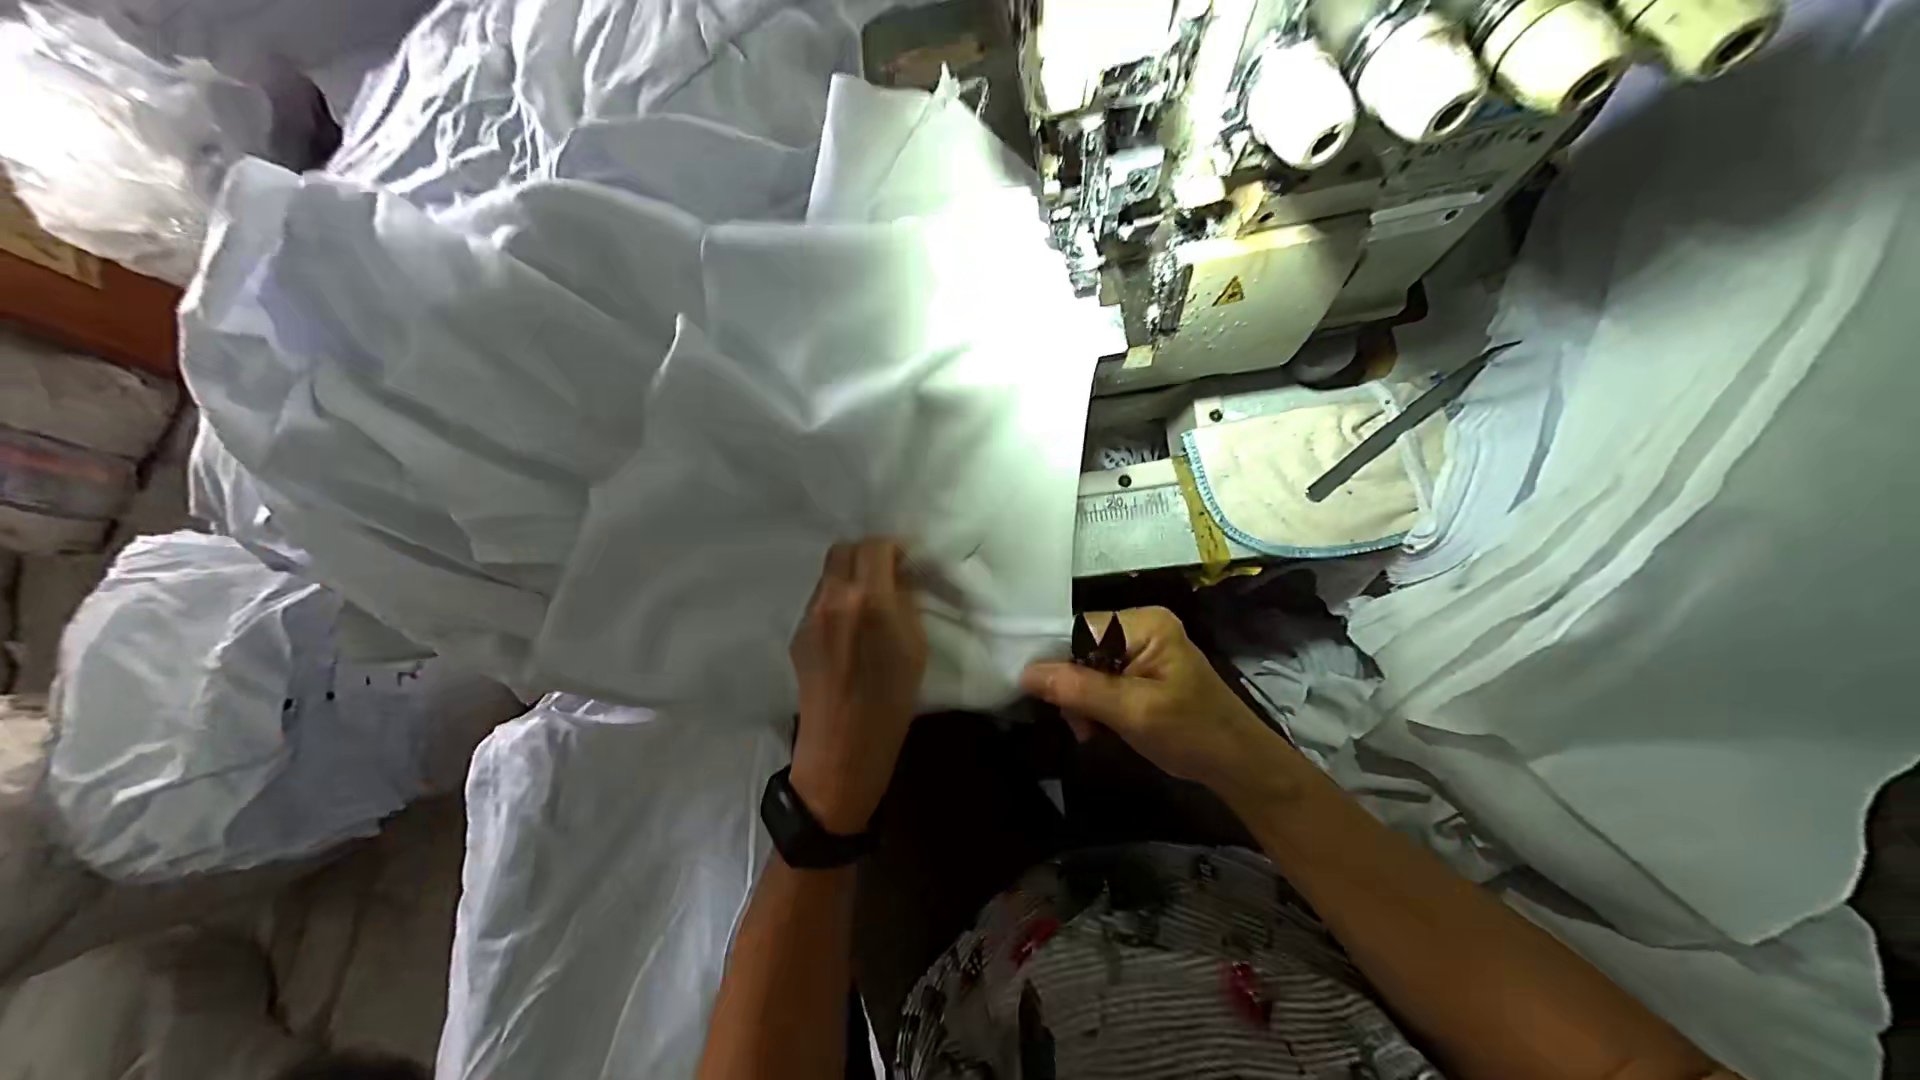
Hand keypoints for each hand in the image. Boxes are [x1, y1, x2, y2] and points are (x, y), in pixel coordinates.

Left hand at [788, 539, 928, 835]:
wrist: (843, 747)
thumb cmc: (892, 701)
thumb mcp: (915, 647)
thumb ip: (904, 603)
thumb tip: (897, 579)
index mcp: (868, 599)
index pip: (875, 546)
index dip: (893, 548)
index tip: (904, 562)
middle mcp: (832, 598)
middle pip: (843, 551)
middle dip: (866, 555)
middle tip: (884, 575)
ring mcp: (809, 616)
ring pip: (827, 576)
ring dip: (848, 578)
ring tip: (866, 604)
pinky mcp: (796, 634)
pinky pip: (818, 602)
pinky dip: (835, 602)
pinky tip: (848, 631)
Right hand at [1021, 607, 1298, 801]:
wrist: (1238, 765)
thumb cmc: (1193, 733)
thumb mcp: (1133, 712)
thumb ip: (1079, 689)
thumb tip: (1026, 673)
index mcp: (1144, 623)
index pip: (1080, 627)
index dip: (1056, 657)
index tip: (1045, 694)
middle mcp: (1140, 626)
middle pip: (1080, 647)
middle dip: (1072, 686)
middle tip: (1081, 724)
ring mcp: (1141, 648)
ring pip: (1086, 666)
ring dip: (1081, 700)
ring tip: (1092, 731)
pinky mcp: (1140, 670)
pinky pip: (1100, 679)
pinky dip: (1094, 704)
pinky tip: (1100, 727)